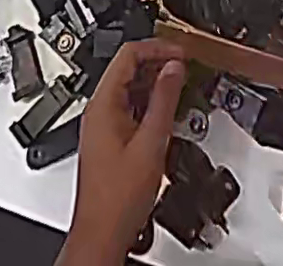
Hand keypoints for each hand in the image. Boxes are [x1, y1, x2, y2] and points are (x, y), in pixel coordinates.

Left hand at [60, 39, 185, 264]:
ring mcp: (103, 125)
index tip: (179, 52)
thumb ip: (164, 99)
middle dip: (159, 62)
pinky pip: (131, 106)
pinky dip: (151, 101)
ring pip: (131, 87)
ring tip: (180, 85)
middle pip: (129, 67)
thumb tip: (174, 67)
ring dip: (156, 82)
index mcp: (103, 105)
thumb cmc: (117, 198)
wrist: (102, 235)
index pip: (128, 55)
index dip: (157, 48)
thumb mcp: (151, 141)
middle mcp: (99, 111)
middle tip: (184, 66)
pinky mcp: (111, 138)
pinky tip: (168, 110)